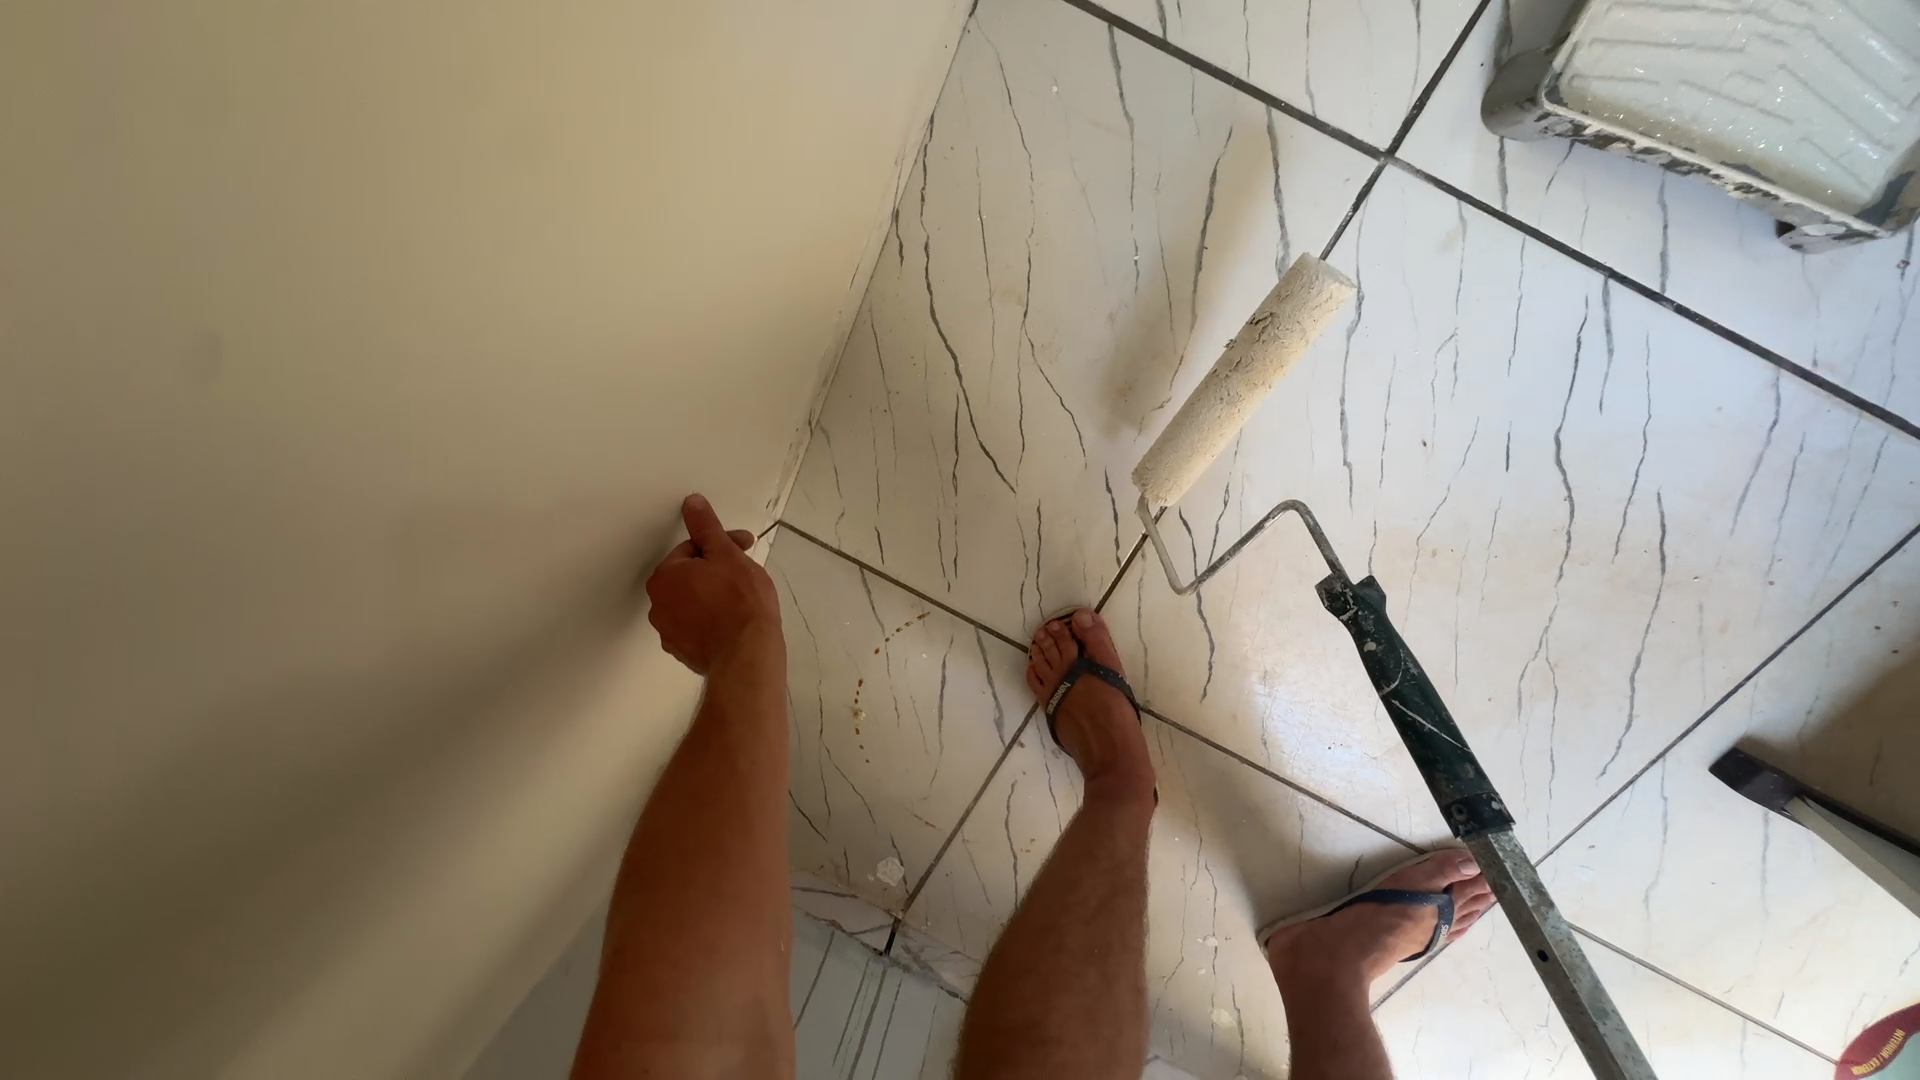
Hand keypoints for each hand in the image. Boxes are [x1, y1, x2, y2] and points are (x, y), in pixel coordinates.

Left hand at [645, 494, 780, 674]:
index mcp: (665, 576)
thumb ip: (706, 527)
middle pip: (688, 576)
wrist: (747, 652)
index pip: (691, 549)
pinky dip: (712, 620)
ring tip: (741, 600)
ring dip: (712, 595)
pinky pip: (697, 626)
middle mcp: (658, 604)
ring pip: (692, 602)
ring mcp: (669, 632)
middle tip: (745, 573)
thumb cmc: (740, 599)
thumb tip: (692, 502)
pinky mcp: (683, 652)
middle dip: (715, 570)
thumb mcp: (727, 554)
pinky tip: (733, 622)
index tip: (744, 549)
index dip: (721, 546)